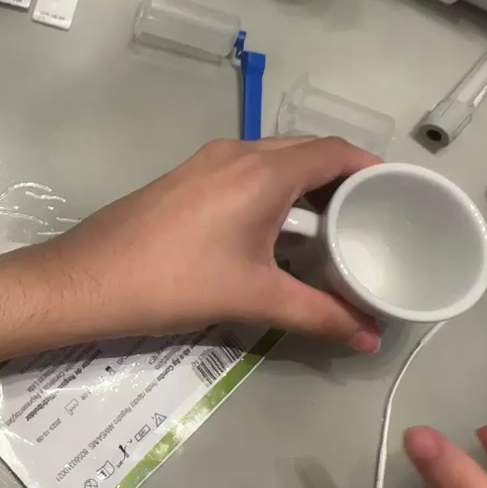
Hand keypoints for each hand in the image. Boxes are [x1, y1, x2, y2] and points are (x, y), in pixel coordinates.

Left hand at [19, 138, 382, 349]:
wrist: (87, 279)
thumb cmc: (175, 282)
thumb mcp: (253, 298)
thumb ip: (318, 314)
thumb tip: (368, 336)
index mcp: (261, 171)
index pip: (333, 151)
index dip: (371, 168)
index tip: (399, 194)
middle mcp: (234, 153)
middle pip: (304, 151)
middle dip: (341, 177)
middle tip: (370, 215)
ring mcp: (202, 163)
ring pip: (269, 160)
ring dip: (303, 183)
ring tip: (331, 224)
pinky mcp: (181, 179)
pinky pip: (241, 171)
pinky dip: (270, 189)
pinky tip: (275, 227)